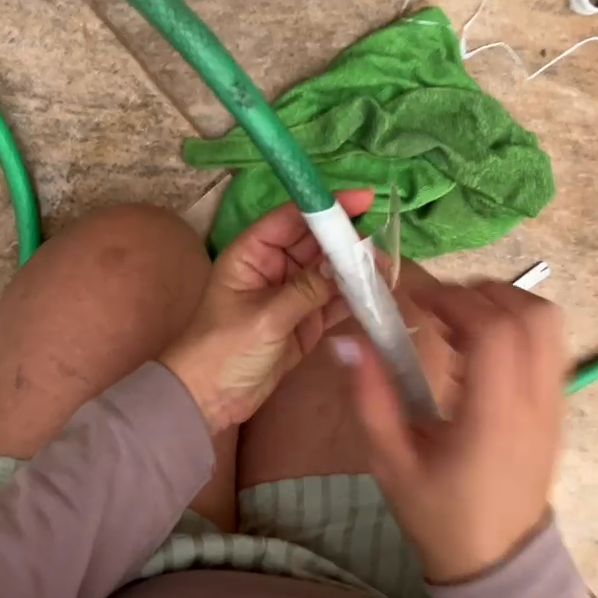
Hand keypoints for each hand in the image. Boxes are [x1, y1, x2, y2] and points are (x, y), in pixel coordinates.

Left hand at [161, 190, 374, 432]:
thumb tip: (345, 263)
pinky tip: (378, 293)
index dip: (324, 206)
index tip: (362, 199)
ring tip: (387, 269)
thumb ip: (306, 289)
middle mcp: (272, 267)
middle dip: (348, 241)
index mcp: (251, 254)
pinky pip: (334, 300)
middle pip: (315, 243)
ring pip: (329, 271)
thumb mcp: (266, 318)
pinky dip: (354, 297)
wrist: (209, 398)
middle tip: (382, 244)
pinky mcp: (304, 321)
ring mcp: (291, 294)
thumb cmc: (223, 350)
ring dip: (356, 270)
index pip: (290, 218)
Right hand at [340, 282, 565, 582]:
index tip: (413, 297)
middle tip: (435, 305)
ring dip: (502, 304)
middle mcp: (535, 402)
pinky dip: (516, 325)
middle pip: (530, 314)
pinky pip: (549, 344)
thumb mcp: (389, 462)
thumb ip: (369, 398)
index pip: (492, 330)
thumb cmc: (438, 514)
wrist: (496, 561)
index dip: (452, 299)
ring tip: (456, 319)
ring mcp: (554, 403)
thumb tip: (348, 341)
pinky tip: (477, 345)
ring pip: (548, 324)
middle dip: (479, 293)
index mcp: (493, 417)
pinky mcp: (557, 406)